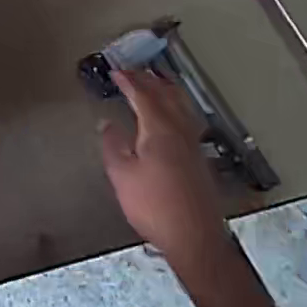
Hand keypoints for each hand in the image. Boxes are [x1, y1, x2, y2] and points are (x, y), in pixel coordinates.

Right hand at [99, 70, 227, 261]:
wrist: (193, 236)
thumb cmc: (155, 206)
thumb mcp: (122, 176)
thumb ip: (113, 145)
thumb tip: (107, 124)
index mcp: (159, 128)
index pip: (143, 95)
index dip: (129, 80)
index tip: (117, 71)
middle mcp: (179, 129)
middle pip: (165, 93)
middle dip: (148, 78)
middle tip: (134, 70)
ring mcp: (192, 142)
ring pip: (180, 103)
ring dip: (165, 87)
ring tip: (155, 81)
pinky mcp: (198, 156)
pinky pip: (186, 116)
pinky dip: (175, 103)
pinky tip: (173, 113)